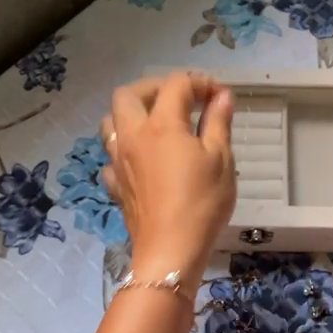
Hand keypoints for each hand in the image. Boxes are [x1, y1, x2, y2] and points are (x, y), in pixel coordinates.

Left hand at [101, 72, 235, 284]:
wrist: (170, 250)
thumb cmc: (202, 203)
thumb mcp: (221, 160)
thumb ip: (218, 123)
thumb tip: (222, 96)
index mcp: (162, 124)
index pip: (176, 85)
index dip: (199, 82)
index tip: (219, 96)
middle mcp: (133, 135)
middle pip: (128, 94)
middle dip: (153, 88)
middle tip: (180, 99)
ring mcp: (119, 161)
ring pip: (111, 122)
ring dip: (131, 114)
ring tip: (156, 124)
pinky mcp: (115, 185)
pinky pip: (111, 157)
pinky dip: (125, 150)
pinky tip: (142, 160)